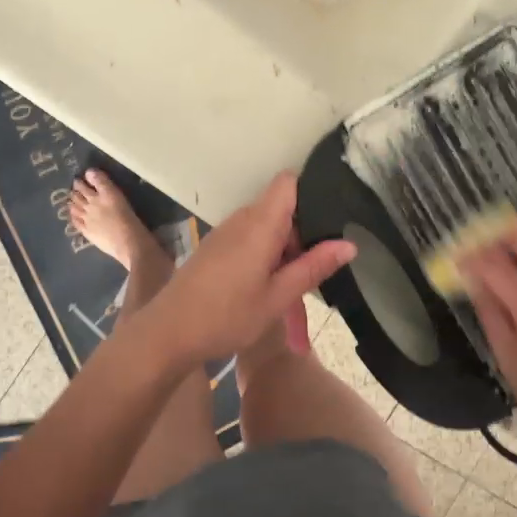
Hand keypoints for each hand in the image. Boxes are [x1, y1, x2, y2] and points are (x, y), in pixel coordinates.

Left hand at [145, 173, 355, 362]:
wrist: (167, 334)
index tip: (331, 222)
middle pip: (283, 212)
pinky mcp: (216, 249)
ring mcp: (226, 233)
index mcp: (261, 223)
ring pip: (268, 232)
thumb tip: (350, 244)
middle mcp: (243, 219)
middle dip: (302, 240)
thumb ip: (313, 267)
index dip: (311, 192)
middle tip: (314, 278)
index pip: (288, 182)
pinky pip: (251, 243)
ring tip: (292, 295)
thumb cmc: (226, 315)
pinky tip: (267, 295)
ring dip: (284, 257)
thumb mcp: (278, 297)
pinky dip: (265, 262)